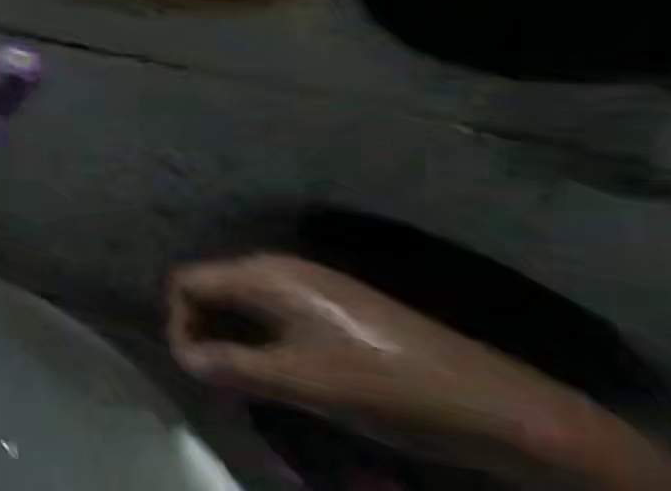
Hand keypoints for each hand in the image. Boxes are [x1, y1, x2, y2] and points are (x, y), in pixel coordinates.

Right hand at [168, 255, 617, 471]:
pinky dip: (258, 334)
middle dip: (201, 329)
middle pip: (211, 286)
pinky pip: (271, 307)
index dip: (177, 323)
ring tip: (241, 378)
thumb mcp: (299, 382)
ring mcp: (310, 281)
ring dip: (229, 335)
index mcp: (263, 275)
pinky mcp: (334, 302)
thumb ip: (230, 367)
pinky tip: (278, 368)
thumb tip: (182, 359)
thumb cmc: (382, 388)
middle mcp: (279, 266)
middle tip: (212, 377)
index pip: (187, 282)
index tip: (192, 369)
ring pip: (241, 299)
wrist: (493, 405)